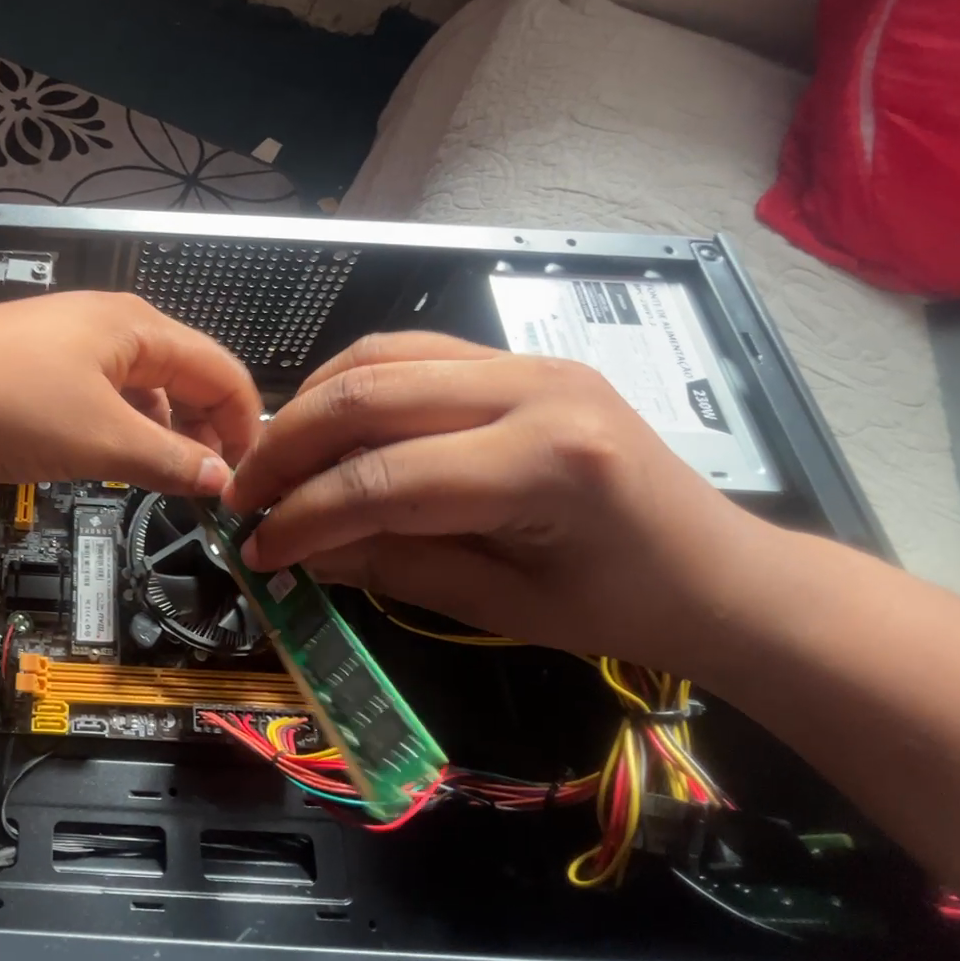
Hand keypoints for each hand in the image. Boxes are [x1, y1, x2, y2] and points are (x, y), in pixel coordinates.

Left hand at [0, 292, 262, 494]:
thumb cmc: (12, 405)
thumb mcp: (103, 440)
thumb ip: (170, 460)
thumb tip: (222, 480)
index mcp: (139, 327)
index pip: (221, 370)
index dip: (243, 425)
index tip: (247, 480)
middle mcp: (109, 323)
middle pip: (182, 375)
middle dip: (202, 430)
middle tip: (206, 486)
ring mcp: (66, 340)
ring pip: (138, 387)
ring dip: (158, 432)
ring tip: (158, 479)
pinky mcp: (32, 363)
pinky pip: (97, 394)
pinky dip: (116, 426)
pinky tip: (104, 457)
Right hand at [224, 331, 774, 664]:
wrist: (718, 569)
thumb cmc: (618, 606)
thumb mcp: (496, 607)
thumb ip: (386, 565)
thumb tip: (294, 549)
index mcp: (548, 464)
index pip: (384, 480)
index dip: (302, 517)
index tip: (256, 551)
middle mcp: (535, 388)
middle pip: (365, 398)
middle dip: (284, 450)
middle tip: (241, 497)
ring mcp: (526, 361)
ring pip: (376, 360)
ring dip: (305, 408)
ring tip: (270, 461)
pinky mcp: (515, 357)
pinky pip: (406, 352)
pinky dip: (346, 385)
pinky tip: (320, 424)